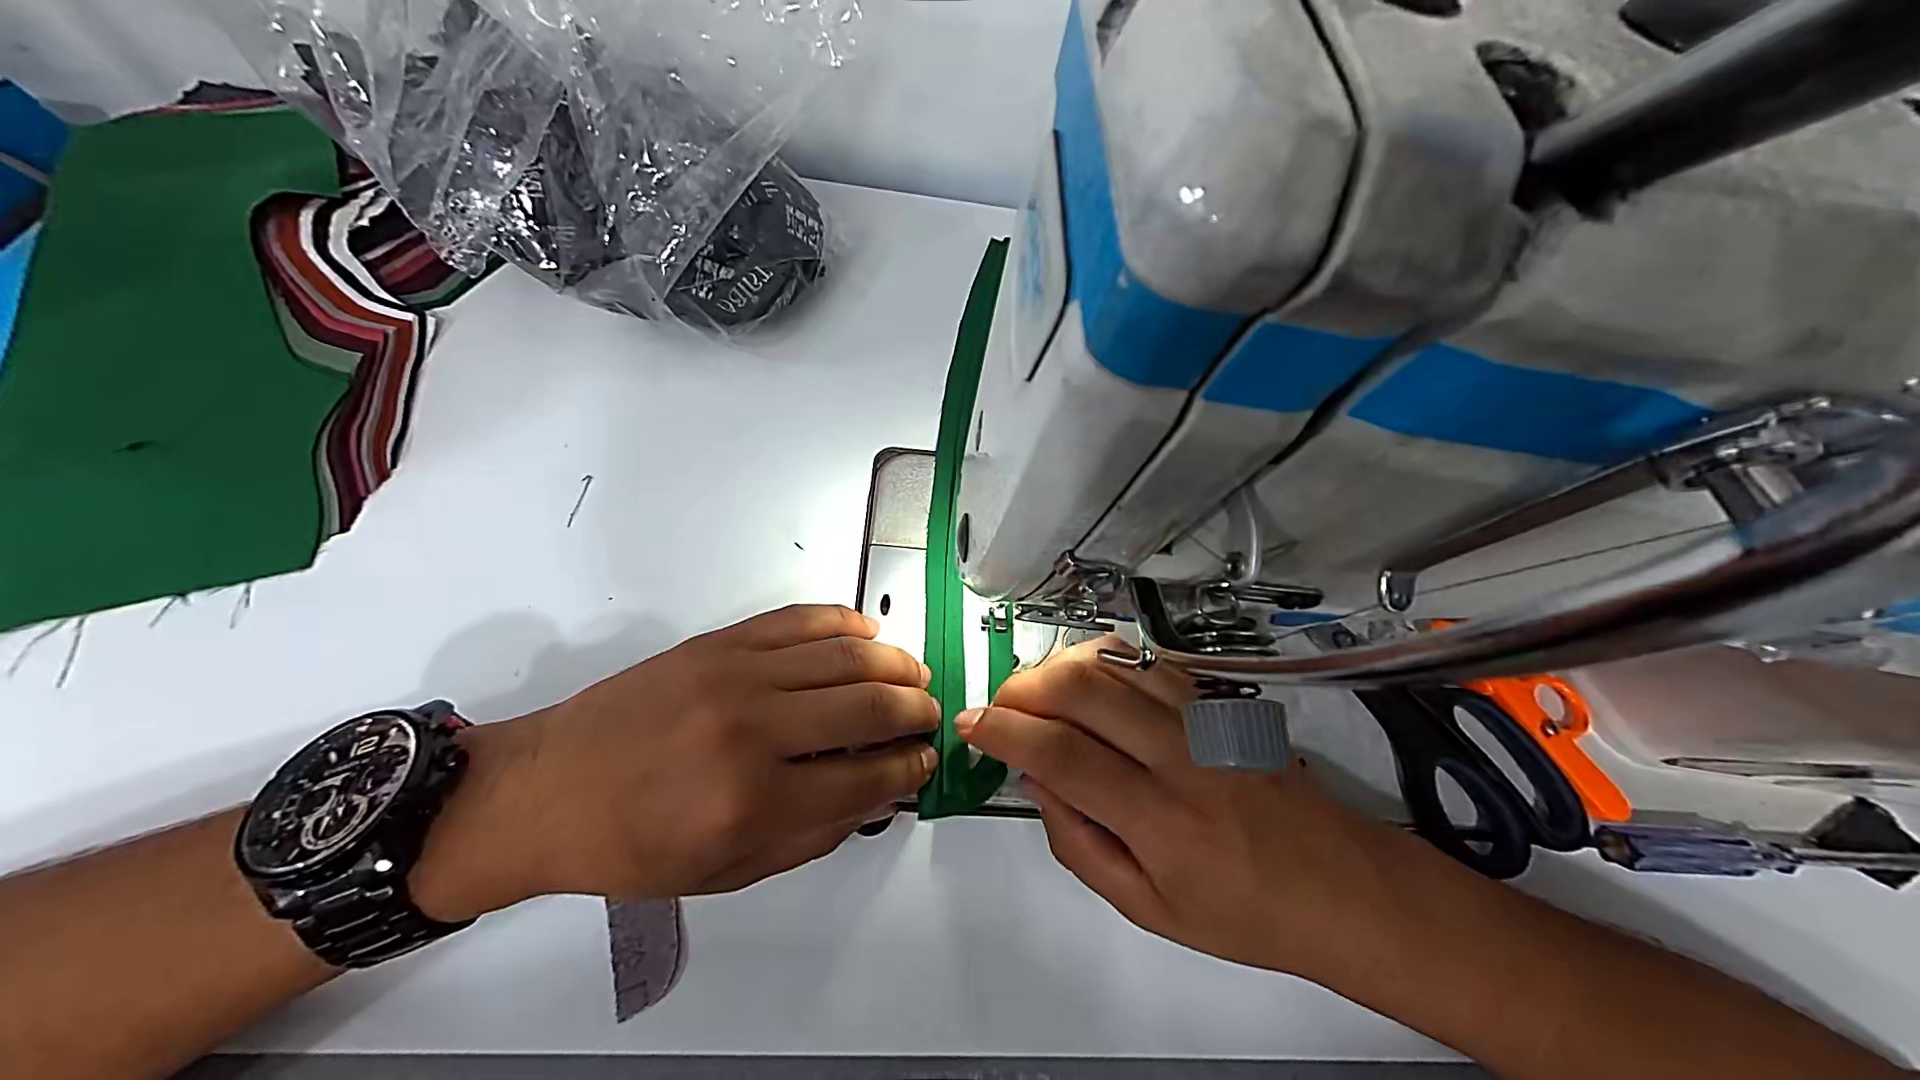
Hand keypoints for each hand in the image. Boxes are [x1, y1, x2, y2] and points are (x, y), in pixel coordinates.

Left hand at [415, 605, 938, 917]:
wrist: (545, 790)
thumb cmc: (630, 846)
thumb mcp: (725, 872)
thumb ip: (810, 836)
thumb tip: (874, 796)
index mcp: (753, 801)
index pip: (866, 777)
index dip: (908, 768)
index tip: (924, 761)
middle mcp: (753, 730)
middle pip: (869, 706)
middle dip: (916, 710)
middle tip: (930, 715)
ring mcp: (736, 674)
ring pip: (845, 654)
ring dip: (894, 663)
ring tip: (914, 674)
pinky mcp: (719, 642)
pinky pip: (799, 619)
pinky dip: (843, 621)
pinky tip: (868, 632)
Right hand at [956, 637, 1410, 975]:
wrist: (1342, 887)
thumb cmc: (1243, 913)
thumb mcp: (1146, 907)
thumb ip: (1077, 841)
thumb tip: (1033, 778)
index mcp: (1160, 821)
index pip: (1061, 753)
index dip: (1003, 731)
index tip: (971, 725)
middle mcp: (1180, 756)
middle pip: (1081, 689)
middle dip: (1021, 688)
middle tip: (999, 708)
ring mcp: (1203, 719)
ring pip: (1112, 664)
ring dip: (1056, 668)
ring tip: (1032, 694)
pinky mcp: (1218, 702)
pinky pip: (1146, 662)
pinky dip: (1101, 660)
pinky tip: (1082, 678)